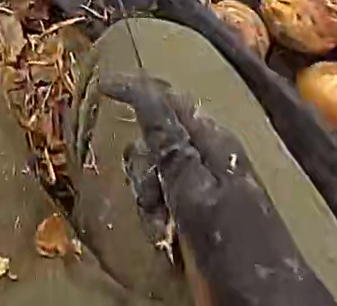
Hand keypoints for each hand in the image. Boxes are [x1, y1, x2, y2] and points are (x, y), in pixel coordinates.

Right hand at [100, 75, 336, 305]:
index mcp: (211, 140)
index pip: (166, 100)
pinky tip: (165, 235)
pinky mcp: (203, 212)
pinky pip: (166, 195)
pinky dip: (157, 210)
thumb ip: (171, 147)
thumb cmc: (233, 248)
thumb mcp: (195, 195)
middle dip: (143, 161)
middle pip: (157, 136)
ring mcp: (206, 184)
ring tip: (161, 225)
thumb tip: (147, 95)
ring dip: (149, 191)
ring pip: (158, 168)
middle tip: (150, 197)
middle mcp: (208, 155)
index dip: (135, 90)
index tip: (103, 87)